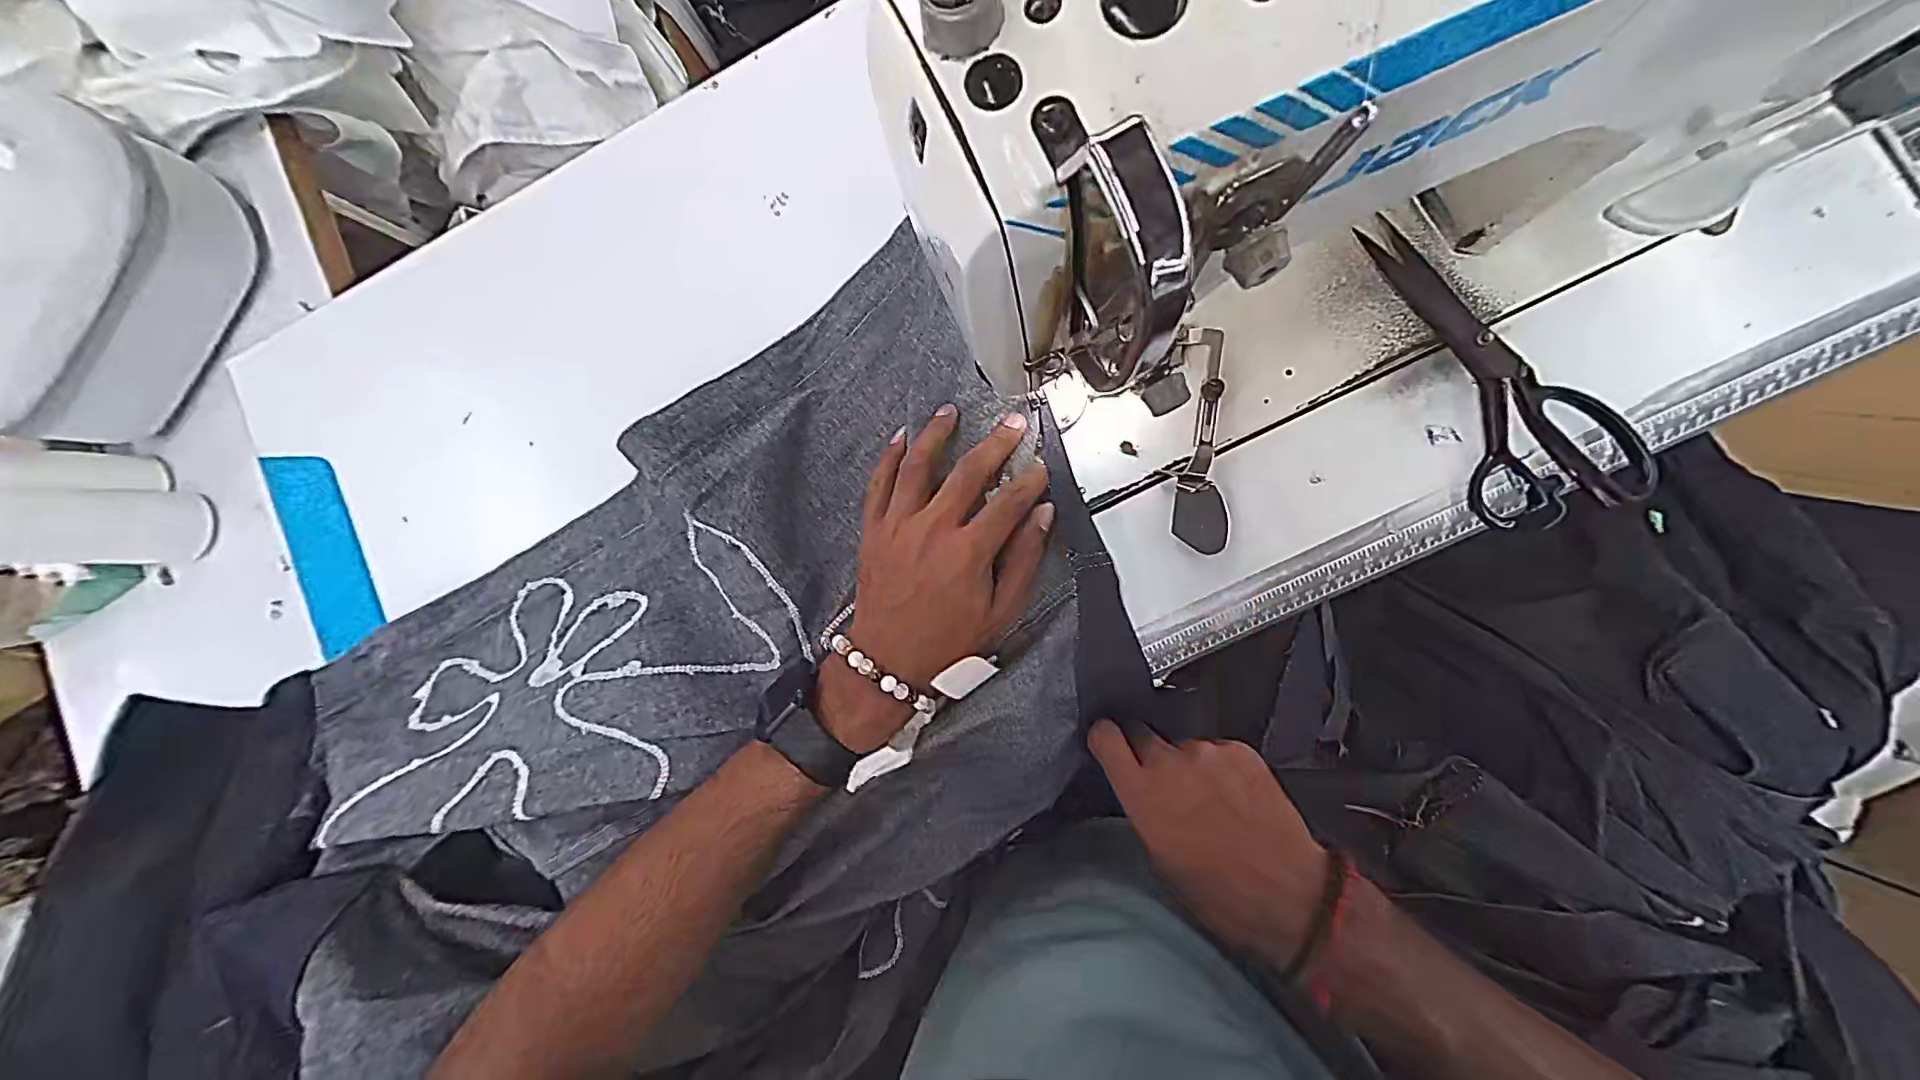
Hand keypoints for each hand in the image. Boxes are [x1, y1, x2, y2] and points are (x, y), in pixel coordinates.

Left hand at [814, 404, 1052, 752]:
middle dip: (996, 443)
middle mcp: (932, 531)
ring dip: (936, 434)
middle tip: (1012, 424)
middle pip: (969, 472)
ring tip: (950, 412)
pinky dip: (890, 458)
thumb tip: (1042, 518)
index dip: (1029, 481)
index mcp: (967, 552)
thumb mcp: (999, 613)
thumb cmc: (945, 642)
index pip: (1008, 502)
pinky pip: (880, 484)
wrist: (889, 662)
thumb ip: (1023, 561)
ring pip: (919, 466)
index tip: (1040, 468)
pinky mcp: (875, 531)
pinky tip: (900, 439)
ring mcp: (899, 526)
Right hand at [1088, 720, 1328, 966]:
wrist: (1291, 897)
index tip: (1108, 741)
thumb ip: (1143, 810)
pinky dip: (1222, 767)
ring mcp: (1209, 752)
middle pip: (1142, 732)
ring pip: (1184, 745)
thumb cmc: (1223, 894)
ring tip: (1211, 801)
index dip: (1104, 737)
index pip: (1105, 735)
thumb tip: (1141, 793)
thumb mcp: (1159, 859)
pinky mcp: (1242, 751)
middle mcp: (1170, 763)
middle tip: (1165, 783)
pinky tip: (1235, 797)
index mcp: (1143, 792)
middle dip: (1147, 753)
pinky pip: (1219, 750)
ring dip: (1191, 765)